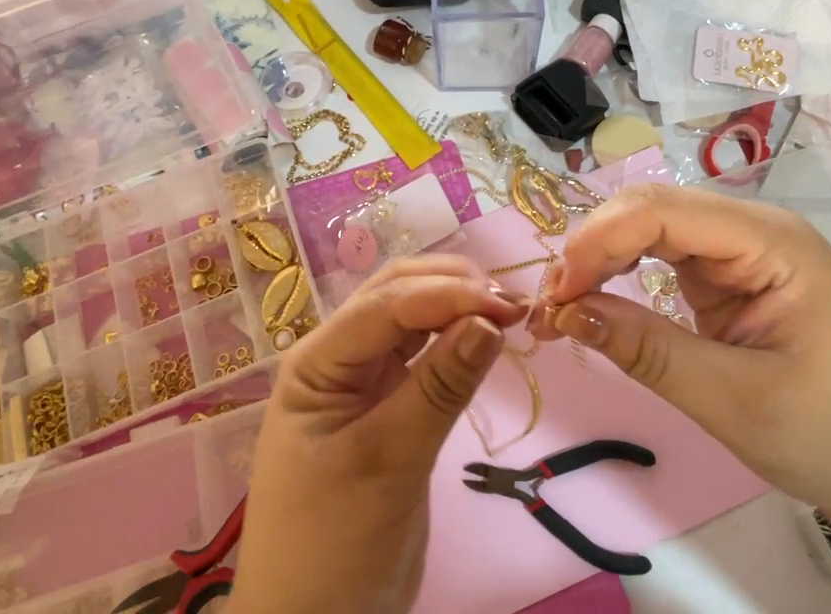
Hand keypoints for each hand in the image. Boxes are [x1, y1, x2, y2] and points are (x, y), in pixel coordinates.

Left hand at [231, 255, 529, 613]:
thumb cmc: (333, 544)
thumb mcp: (387, 464)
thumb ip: (438, 389)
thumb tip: (490, 322)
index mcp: (316, 363)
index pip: (383, 305)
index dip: (446, 294)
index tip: (508, 305)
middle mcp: (337, 359)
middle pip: (395, 297)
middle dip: (452, 287)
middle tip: (514, 304)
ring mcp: (363, 382)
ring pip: (411, 321)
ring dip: (456, 306)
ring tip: (509, 314)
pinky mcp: (389, 408)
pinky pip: (423, 358)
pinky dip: (455, 341)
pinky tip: (485, 339)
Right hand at [534, 184, 830, 518]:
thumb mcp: (734, 400)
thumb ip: (648, 350)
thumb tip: (565, 312)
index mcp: (772, 243)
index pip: (664, 212)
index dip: (599, 243)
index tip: (555, 296)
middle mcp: (754, 230)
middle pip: (652, 209)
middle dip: (593, 247)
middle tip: (550, 305)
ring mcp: (741, 251)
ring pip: (650, 227)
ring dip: (600, 257)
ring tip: (563, 303)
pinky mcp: (728, 277)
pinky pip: (661, 257)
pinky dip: (620, 273)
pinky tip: (596, 297)